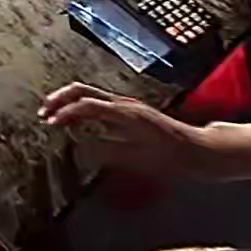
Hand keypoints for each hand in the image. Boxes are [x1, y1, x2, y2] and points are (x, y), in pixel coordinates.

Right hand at [39, 83, 214, 176]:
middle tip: (44, 114)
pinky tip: (75, 120)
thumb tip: (80, 147)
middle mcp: (124, 104)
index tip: (51, 124)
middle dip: (58, 99)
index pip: (85, 105)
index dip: (65, 113)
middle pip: (81, 90)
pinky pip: (96, 102)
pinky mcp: (128, 111)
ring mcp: (126, 106)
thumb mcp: (143, 160)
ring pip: (87, 93)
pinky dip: (79, 107)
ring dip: (67, 101)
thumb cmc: (177, 158)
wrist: (206, 152)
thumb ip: (109, 152)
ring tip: (53, 115)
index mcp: (125, 114)